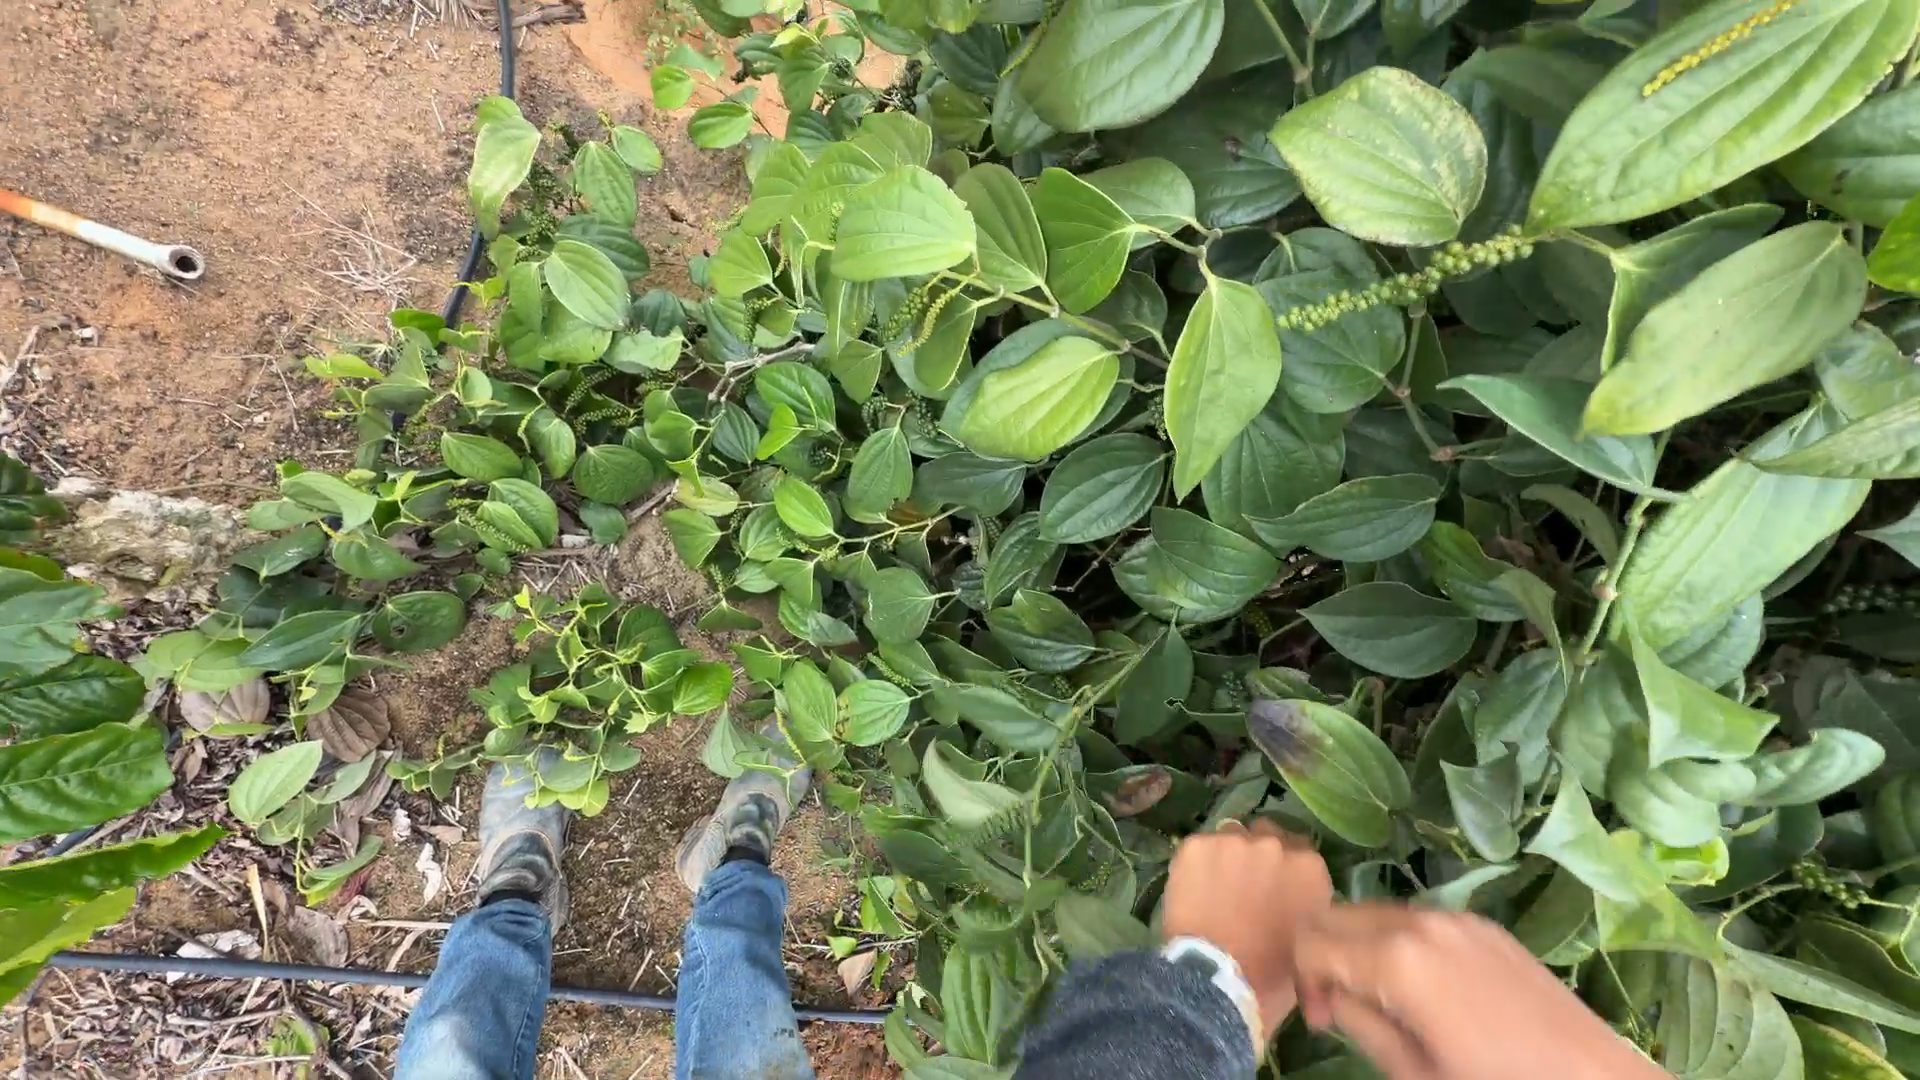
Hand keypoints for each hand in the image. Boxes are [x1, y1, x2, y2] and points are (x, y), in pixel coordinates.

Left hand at [1161, 819, 1332, 1035]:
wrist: (1217, 978)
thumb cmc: (1270, 975)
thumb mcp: (1308, 943)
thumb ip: (1306, 908)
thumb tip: (1296, 903)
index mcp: (1308, 869)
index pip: (1301, 851)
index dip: (1286, 866)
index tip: (1275, 882)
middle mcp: (1272, 845)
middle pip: (1265, 836)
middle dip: (1258, 854)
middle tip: (1245, 882)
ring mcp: (1231, 840)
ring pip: (1231, 836)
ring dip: (1227, 854)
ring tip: (1216, 884)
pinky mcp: (1195, 844)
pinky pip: (1199, 846)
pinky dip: (1197, 863)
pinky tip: (1193, 887)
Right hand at [1291, 904, 1664, 1079]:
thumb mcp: (1416, 1075)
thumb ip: (1360, 1025)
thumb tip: (1332, 997)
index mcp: (1395, 959)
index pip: (1310, 942)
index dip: (1302, 979)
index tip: (1322, 1021)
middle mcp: (1415, 921)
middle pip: (1333, 915)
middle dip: (1322, 955)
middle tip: (1339, 1008)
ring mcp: (1452, 917)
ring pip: (1371, 912)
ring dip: (1357, 946)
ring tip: (1382, 1000)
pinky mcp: (1481, 924)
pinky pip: (1414, 920)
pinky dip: (1396, 943)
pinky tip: (1425, 990)